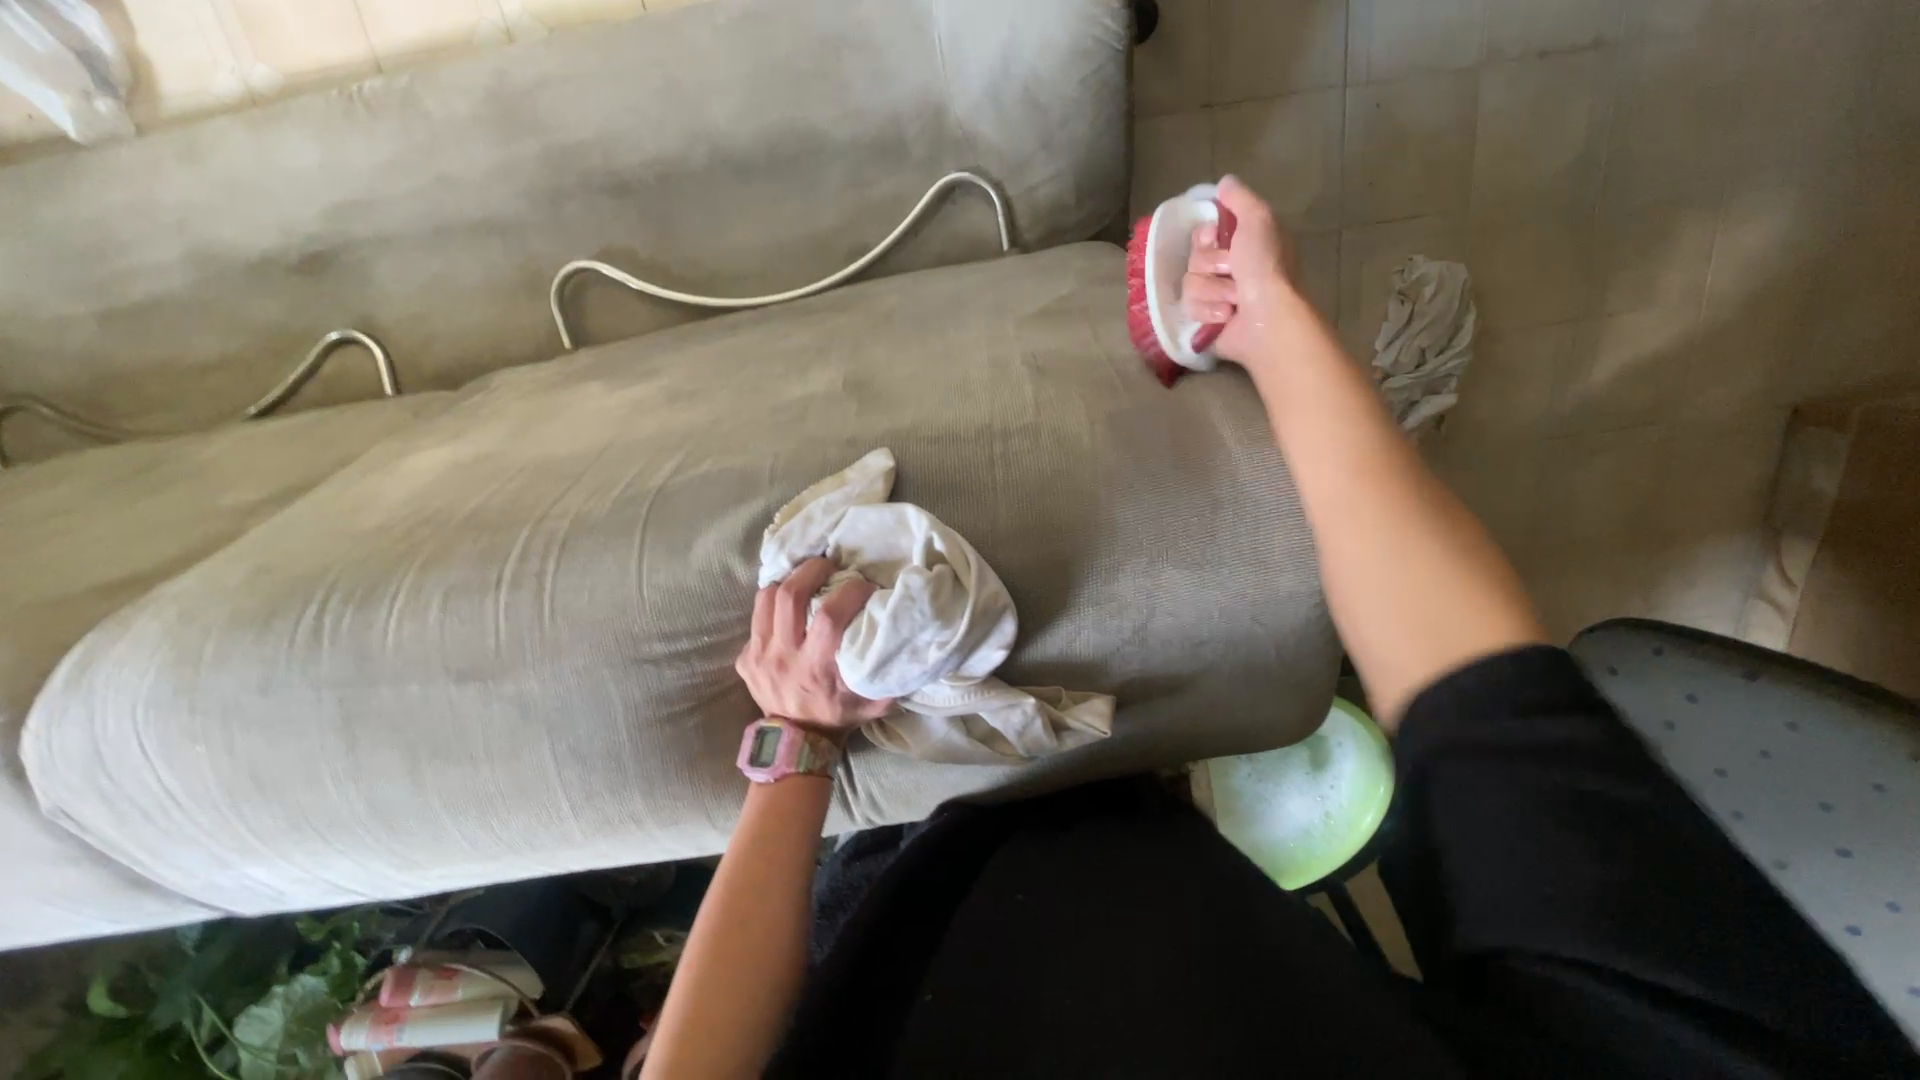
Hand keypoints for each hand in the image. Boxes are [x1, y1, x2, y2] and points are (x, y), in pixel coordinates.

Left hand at [735, 556, 895, 734]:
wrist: (797, 743)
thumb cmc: (838, 718)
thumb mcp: (872, 704)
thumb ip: (889, 676)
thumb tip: (911, 641)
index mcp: (816, 668)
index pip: (829, 616)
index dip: (849, 592)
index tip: (865, 585)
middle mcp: (783, 658)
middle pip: (790, 596)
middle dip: (811, 570)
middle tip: (829, 563)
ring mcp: (758, 657)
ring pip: (766, 600)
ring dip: (787, 581)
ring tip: (805, 577)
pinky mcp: (744, 660)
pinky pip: (755, 618)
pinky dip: (771, 604)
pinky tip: (786, 603)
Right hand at [1181, 174, 1305, 368]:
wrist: (1266, 318)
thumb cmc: (1266, 267)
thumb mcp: (1259, 219)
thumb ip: (1240, 198)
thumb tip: (1224, 182)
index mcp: (1243, 243)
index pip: (1203, 233)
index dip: (1205, 235)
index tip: (1215, 238)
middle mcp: (1229, 268)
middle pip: (1194, 257)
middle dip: (1211, 263)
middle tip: (1232, 270)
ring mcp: (1216, 296)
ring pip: (1189, 282)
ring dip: (1212, 289)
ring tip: (1234, 299)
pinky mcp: (1205, 321)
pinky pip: (1188, 307)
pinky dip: (1207, 310)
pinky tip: (1225, 316)